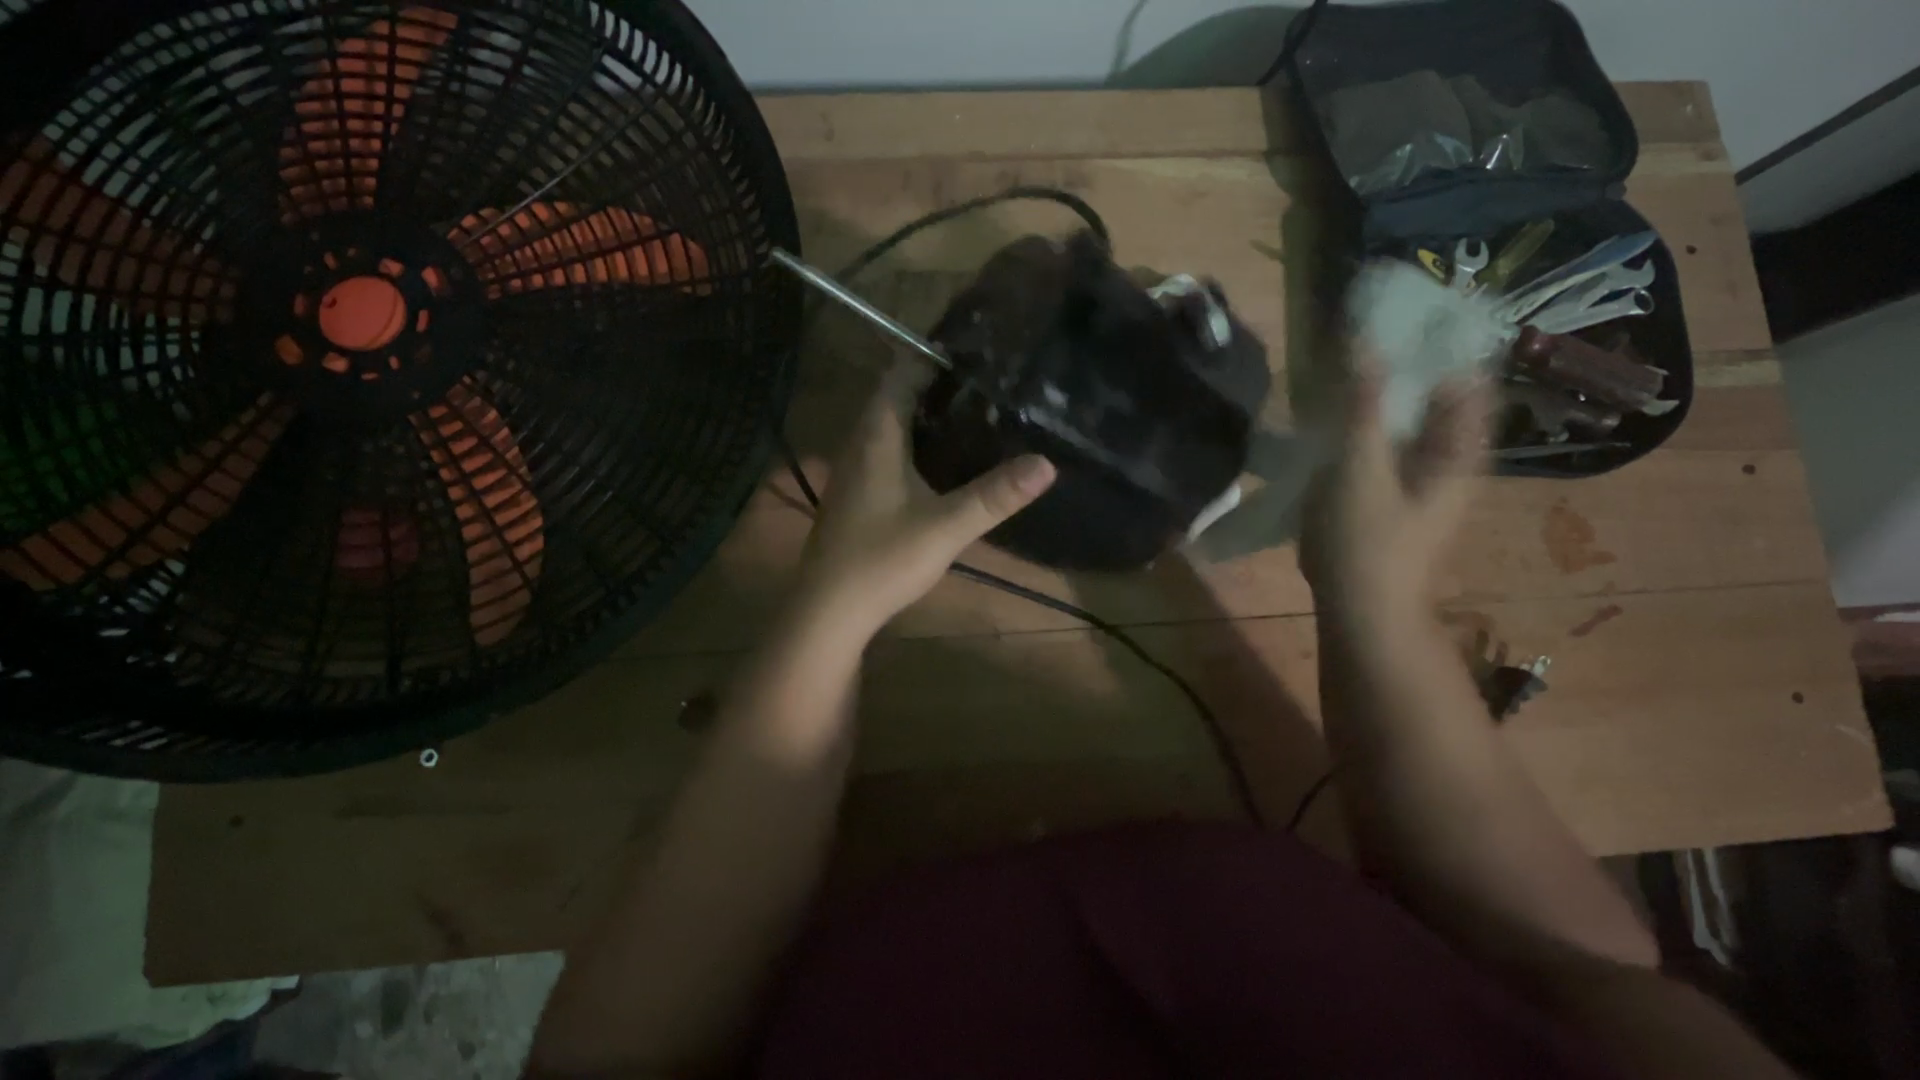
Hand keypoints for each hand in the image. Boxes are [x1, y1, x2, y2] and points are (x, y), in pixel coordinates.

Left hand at [793, 359, 1056, 634]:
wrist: (829, 610)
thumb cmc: (882, 560)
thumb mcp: (947, 528)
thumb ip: (995, 496)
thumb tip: (1047, 464)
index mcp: (877, 436)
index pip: (901, 373)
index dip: (935, 358)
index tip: (977, 353)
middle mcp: (860, 443)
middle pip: (896, 396)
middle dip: (938, 386)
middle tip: (988, 383)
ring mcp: (854, 470)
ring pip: (890, 426)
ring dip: (925, 416)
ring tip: (976, 414)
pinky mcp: (856, 495)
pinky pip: (887, 451)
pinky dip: (915, 444)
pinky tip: (943, 462)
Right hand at [1303, 355, 1487, 623]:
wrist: (1362, 614)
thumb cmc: (1366, 541)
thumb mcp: (1361, 467)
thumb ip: (1363, 405)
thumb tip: (1366, 341)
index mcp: (1460, 451)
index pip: (1469, 377)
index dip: (1444, 343)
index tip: (1404, 316)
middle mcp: (1451, 462)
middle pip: (1438, 399)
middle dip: (1406, 367)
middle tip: (1364, 338)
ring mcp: (1424, 485)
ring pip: (1411, 424)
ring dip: (1382, 398)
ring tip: (1344, 372)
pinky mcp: (1395, 501)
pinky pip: (1389, 448)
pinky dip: (1369, 428)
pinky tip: (1335, 424)